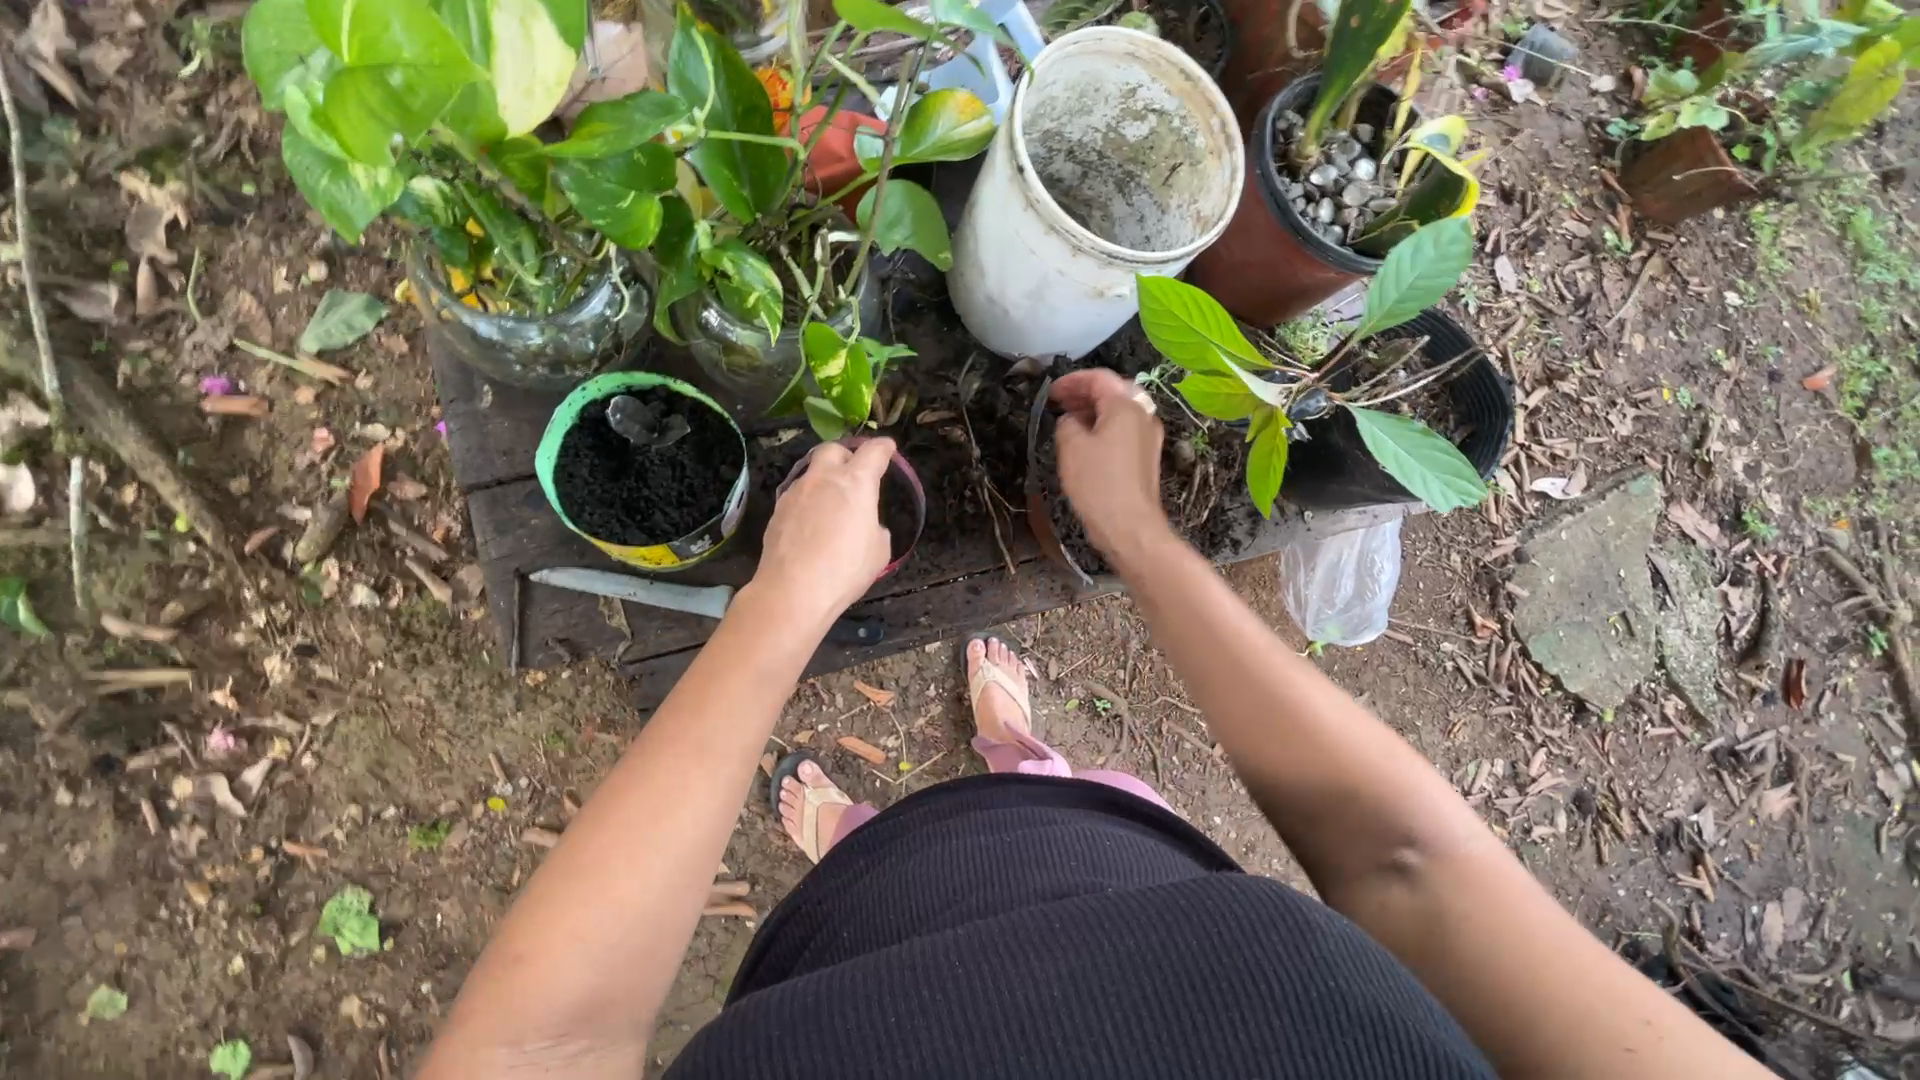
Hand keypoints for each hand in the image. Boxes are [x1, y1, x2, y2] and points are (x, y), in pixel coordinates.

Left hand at [749, 438, 894, 622]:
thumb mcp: (879, 550)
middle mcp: (823, 478)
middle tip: (854, 471)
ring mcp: (796, 492)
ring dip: (823, 479)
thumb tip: (865, 524)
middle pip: (833, 449)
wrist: (793, 590)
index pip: (873, 452)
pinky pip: (797, 495)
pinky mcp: (777, 511)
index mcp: (855, 482)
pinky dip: (808, 501)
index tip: (888, 448)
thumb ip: (875, 527)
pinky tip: (811, 523)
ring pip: (811, 472)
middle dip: (846, 455)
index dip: (883, 448)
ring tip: (831, 502)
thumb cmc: (845, 569)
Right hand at [1051, 370, 1173, 565]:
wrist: (1129, 526)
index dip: (1072, 380)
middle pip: (1113, 392)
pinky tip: (1086, 441)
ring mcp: (1149, 437)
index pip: (1099, 378)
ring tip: (1068, 420)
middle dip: (1084, 394)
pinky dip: (1105, 427)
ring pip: (1120, 412)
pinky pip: (1125, 430)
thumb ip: (1067, 424)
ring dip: (1094, 411)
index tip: (1051, 392)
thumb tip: (1071, 421)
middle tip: (1058, 402)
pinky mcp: (1147, 457)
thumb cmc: (1098, 483)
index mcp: (1126, 406)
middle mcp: (1143, 415)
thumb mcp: (1071, 448)